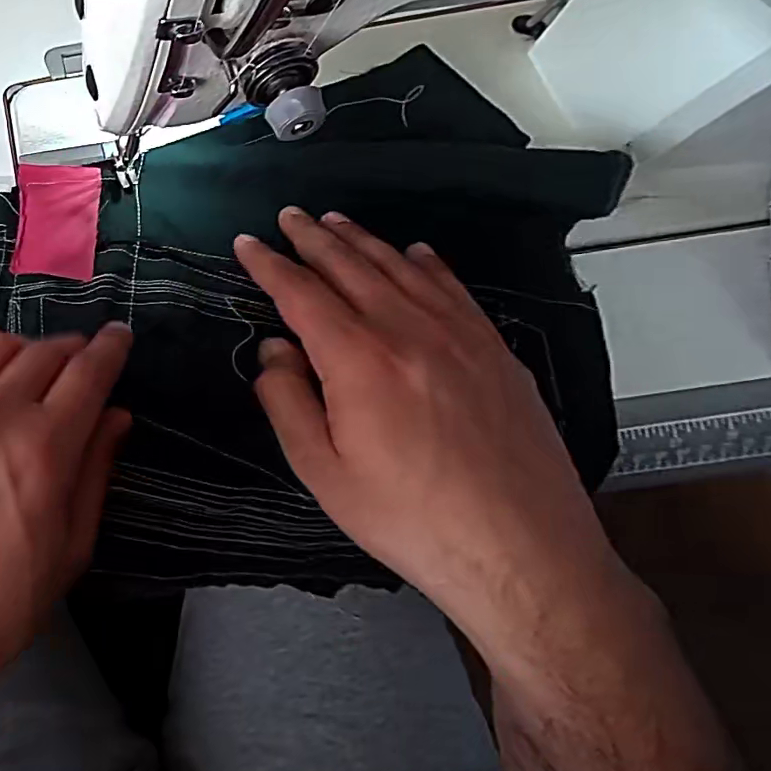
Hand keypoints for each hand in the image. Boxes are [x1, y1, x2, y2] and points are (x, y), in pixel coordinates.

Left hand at [0, 327, 133, 770]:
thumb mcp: (70, 547)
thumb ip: (95, 471)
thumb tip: (114, 419)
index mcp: (41, 449)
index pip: (87, 374)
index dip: (110, 349)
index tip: (119, 337)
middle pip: (43, 353)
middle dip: (73, 349)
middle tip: (86, 359)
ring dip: (25, 349)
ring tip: (37, 368)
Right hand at [232, 207, 638, 657]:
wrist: (524, 555)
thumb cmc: (402, 515)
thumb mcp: (318, 467)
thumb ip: (285, 399)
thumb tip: (275, 349)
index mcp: (359, 362)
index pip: (302, 295)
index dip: (269, 265)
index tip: (246, 242)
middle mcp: (411, 336)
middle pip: (353, 270)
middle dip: (314, 239)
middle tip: (287, 216)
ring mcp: (464, 341)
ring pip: (404, 272)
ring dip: (365, 242)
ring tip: (336, 221)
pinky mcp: (499, 356)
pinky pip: (457, 293)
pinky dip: (429, 265)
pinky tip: (416, 251)